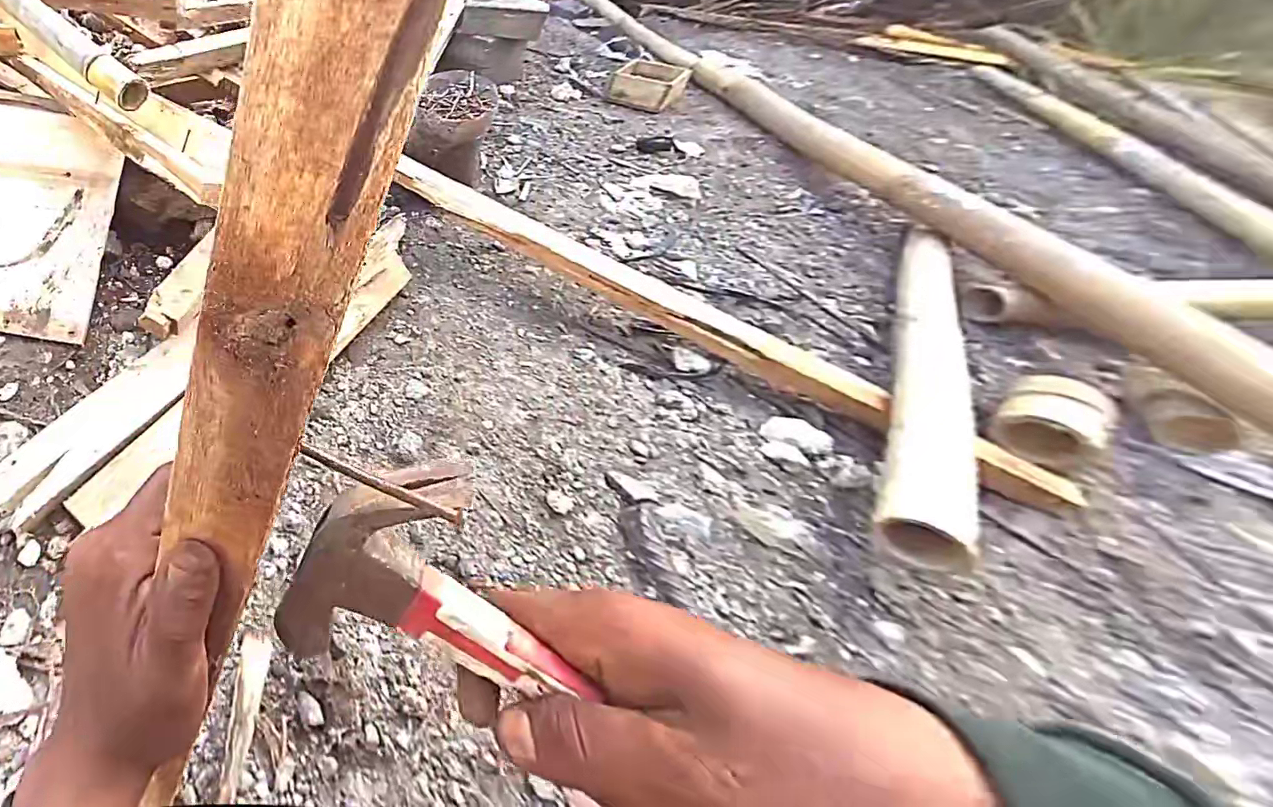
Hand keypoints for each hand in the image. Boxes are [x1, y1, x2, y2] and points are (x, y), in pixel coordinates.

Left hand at [17, 466, 219, 805]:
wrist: (100, 751)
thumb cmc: (133, 717)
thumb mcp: (173, 662)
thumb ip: (186, 596)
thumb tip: (202, 542)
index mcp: (112, 557)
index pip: (172, 483)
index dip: (213, 497)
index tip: (237, 520)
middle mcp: (98, 547)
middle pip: (174, 499)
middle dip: (207, 534)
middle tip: (217, 586)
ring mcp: (100, 558)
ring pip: (170, 520)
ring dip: (196, 552)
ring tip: (198, 606)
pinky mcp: (108, 570)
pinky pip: (159, 541)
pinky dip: (182, 565)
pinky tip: (185, 606)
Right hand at [456, 589, 996, 806]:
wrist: (924, 790)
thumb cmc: (806, 774)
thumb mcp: (679, 770)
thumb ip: (578, 740)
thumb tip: (503, 721)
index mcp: (604, 623)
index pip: (500, 607)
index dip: (472, 648)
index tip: (480, 714)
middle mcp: (616, 634)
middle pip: (533, 669)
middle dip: (547, 730)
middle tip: (596, 780)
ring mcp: (648, 669)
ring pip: (578, 716)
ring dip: (597, 768)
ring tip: (656, 798)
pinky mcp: (676, 703)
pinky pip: (623, 737)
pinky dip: (633, 777)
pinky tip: (677, 798)